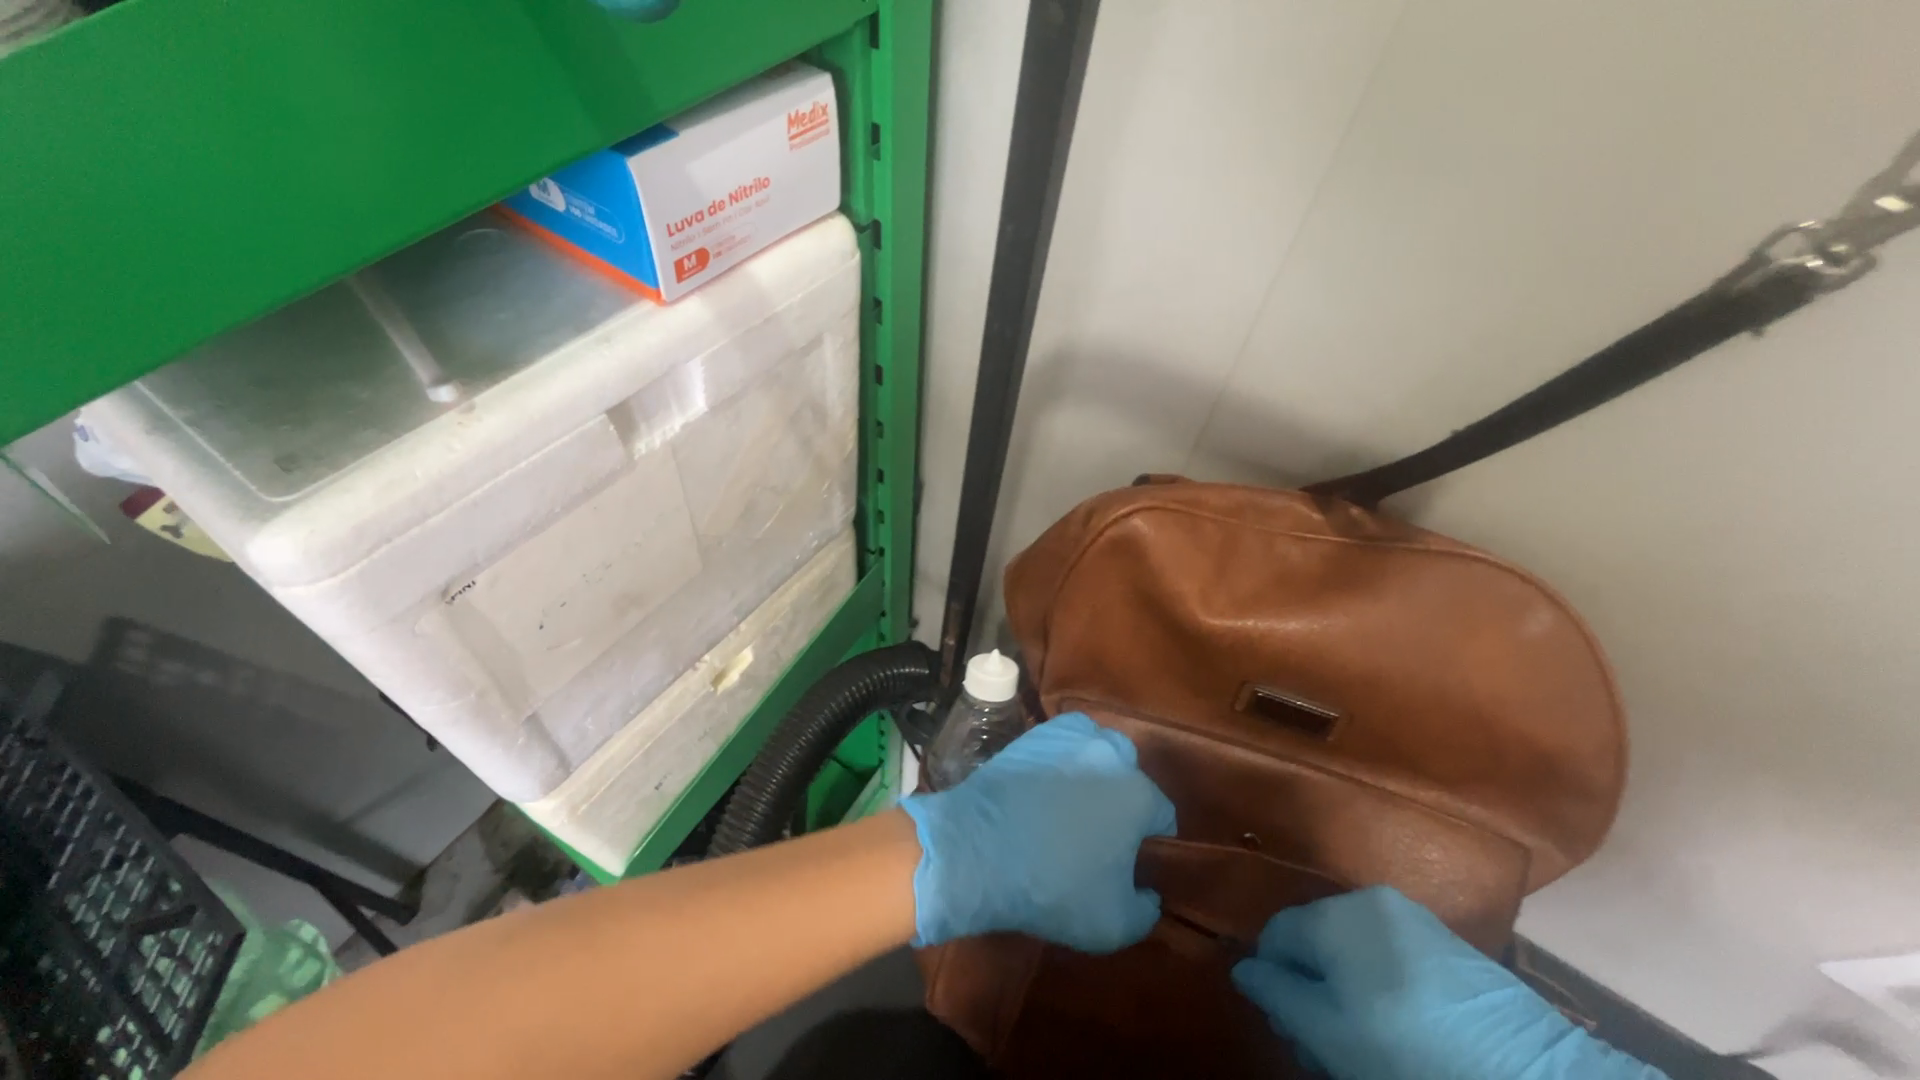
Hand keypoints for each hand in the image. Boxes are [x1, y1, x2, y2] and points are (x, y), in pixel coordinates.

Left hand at [900, 713, 1175, 951]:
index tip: (1133, 858)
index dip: (1151, 839)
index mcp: (1139, 796)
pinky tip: (1049, 776)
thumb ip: (1144, 910)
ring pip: (1098, 745)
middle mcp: (1110, 757)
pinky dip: (1063, 752)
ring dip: (1096, 767)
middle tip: (1103, 828)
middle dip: (1125, 795)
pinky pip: (1061, 737)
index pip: (1162, 814)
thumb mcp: (1113, 925)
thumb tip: (1149, 894)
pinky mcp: (1032, 736)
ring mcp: (1068, 740)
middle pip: (1132, 772)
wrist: (976, 853)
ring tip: (1077, 796)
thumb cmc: (1052, 888)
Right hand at [1231, 888, 1665, 1079]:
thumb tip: (1242, 968)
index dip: (1272, 981)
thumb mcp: (1328, 1032)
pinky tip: (1397, 1031)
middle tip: (1322, 1045)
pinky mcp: (1450, 945)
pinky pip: (1390, 956)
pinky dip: (1379, 988)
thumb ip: (1276, 995)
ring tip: (1361, 1043)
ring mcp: (1415, 919)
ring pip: (1352, 951)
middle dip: (1309, 990)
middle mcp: (1371, 900)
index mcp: (1337, 913)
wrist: (1529, 1074)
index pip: (1275, 934)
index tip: (1291, 1030)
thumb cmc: (1407, 1049)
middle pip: (1314, 940)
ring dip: (1343, 993)